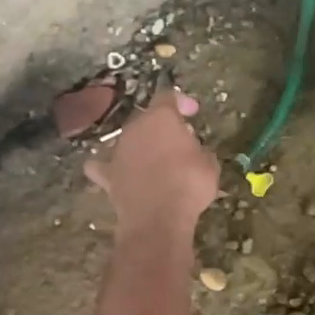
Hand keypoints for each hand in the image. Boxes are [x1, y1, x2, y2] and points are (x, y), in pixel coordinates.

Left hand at [85, 91, 218, 236]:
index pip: (168, 96)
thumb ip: (199, 150)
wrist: (158, 219)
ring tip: (156, 159)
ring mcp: (118, 151)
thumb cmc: (189, 184)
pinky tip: (120, 172)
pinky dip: (112, 167)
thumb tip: (194, 152)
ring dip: (141, 145)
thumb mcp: (209, 163)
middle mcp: (135, 128)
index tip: (193, 112)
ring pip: (128, 139)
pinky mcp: (108, 176)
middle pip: (147, 118)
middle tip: (180, 140)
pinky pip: (105, 165)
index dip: (181, 101)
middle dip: (163, 126)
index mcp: (161, 118)